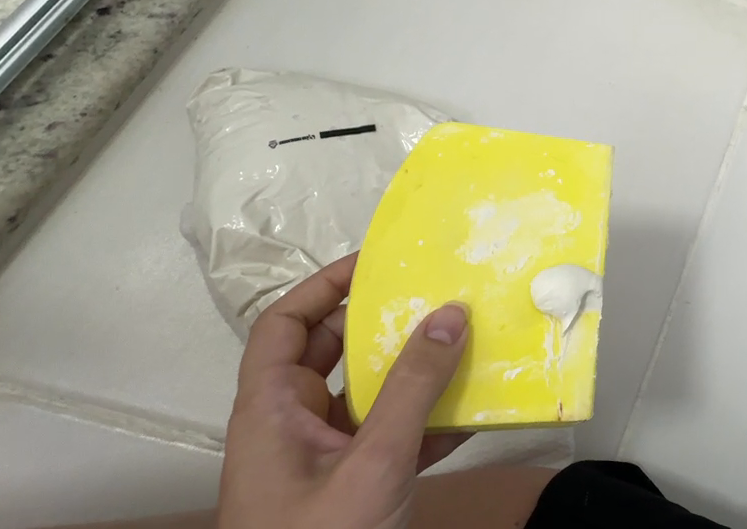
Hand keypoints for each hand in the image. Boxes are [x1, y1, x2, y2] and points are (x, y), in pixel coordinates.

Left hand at [217, 253, 471, 528]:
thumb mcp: (372, 464)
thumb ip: (413, 388)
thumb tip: (451, 312)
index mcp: (271, 413)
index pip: (282, 328)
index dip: (323, 287)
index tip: (379, 262)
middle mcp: (294, 426)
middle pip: (334, 352)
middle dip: (386, 322)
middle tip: (438, 293)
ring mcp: (327, 457)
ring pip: (371, 391)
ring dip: (419, 368)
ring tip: (468, 337)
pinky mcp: (358, 483)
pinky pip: (397, 431)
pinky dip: (433, 416)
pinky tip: (475, 406)